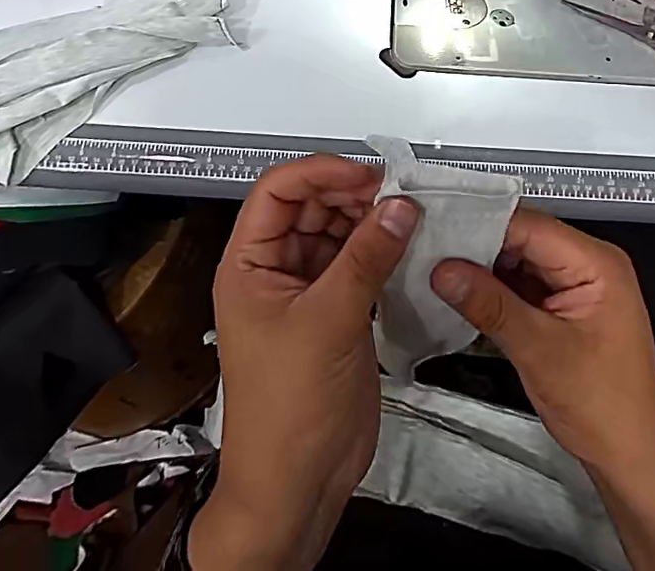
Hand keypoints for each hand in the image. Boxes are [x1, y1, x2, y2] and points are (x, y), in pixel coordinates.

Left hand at [192, 155, 419, 570]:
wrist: (298, 482)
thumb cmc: (284, 414)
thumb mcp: (327, 322)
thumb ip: (366, 259)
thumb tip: (397, 208)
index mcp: (249, 264)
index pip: (278, 191)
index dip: (319, 173)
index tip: (363, 175)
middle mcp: (275, 269)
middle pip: (312, 206)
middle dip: (351, 193)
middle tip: (395, 194)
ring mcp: (308, 288)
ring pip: (339, 231)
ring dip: (370, 220)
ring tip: (405, 215)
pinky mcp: (336, 308)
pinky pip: (358, 260)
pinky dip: (381, 248)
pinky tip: (405, 244)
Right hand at [432, 208, 654, 570]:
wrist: (631, 459)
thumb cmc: (601, 404)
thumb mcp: (540, 351)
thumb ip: (490, 305)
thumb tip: (442, 270)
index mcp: (595, 262)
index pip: (529, 226)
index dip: (481, 223)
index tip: (435, 227)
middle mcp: (586, 262)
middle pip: (522, 237)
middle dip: (476, 243)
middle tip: (426, 245)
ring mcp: (573, 284)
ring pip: (517, 259)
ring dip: (480, 266)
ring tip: (432, 264)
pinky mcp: (560, 304)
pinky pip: (520, 283)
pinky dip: (492, 288)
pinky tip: (457, 289)